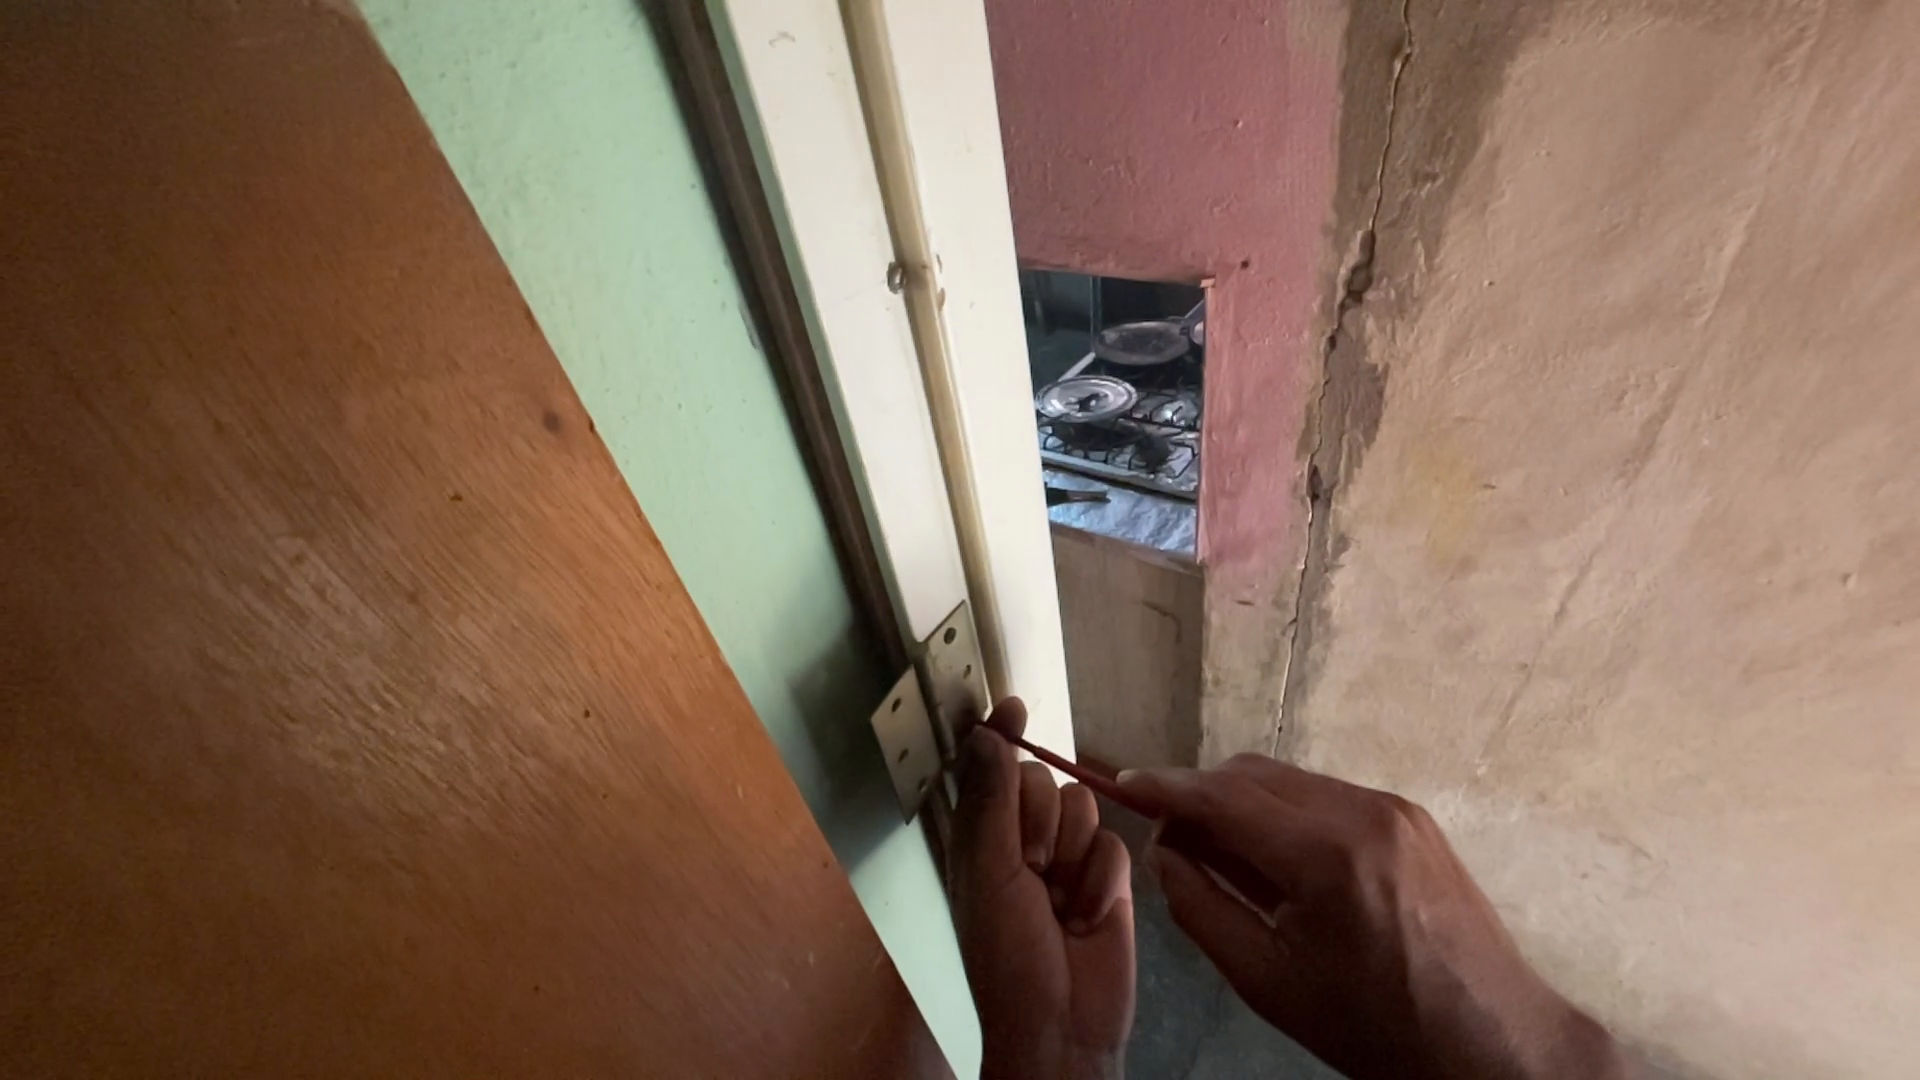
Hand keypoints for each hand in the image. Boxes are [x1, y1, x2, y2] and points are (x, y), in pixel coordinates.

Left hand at [951, 699, 1134, 1079]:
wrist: (1063, 1025)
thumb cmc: (1007, 951)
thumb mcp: (989, 871)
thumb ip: (991, 800)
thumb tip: (983, 732)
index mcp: (984, 834)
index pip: (992, 767)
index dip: (1001, 735)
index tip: (1012, 706)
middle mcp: (1024, 835)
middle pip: (1043, 780)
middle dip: (1040, 823)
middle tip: (1032, 871)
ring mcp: (1069, 854)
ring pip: (1081, 805)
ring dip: (1072, 855)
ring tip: (1059, 901)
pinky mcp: (1108, 875)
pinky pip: (1113, 843)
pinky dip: (1101, 880)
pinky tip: (1087, 916)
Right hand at [1120, 756, 1623, 1079]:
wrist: (1501, 1048)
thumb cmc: (1373, 1027)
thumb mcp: (1265, 980)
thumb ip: (1197, 904)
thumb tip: (1161, 847)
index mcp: (1325, 858)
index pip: (1221, 797)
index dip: (1164, 786)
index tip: (1122, 783)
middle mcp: (1358, 811)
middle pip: (1247, 774)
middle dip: (1198, 793)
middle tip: (1172, 835)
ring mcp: (1388, 804)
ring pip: (1280, 777)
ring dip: (1237, 799)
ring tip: (1224, 849)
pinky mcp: (1405, 811)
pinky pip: (1316, 791)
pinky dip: (1279, 809)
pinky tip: (1277, 853)